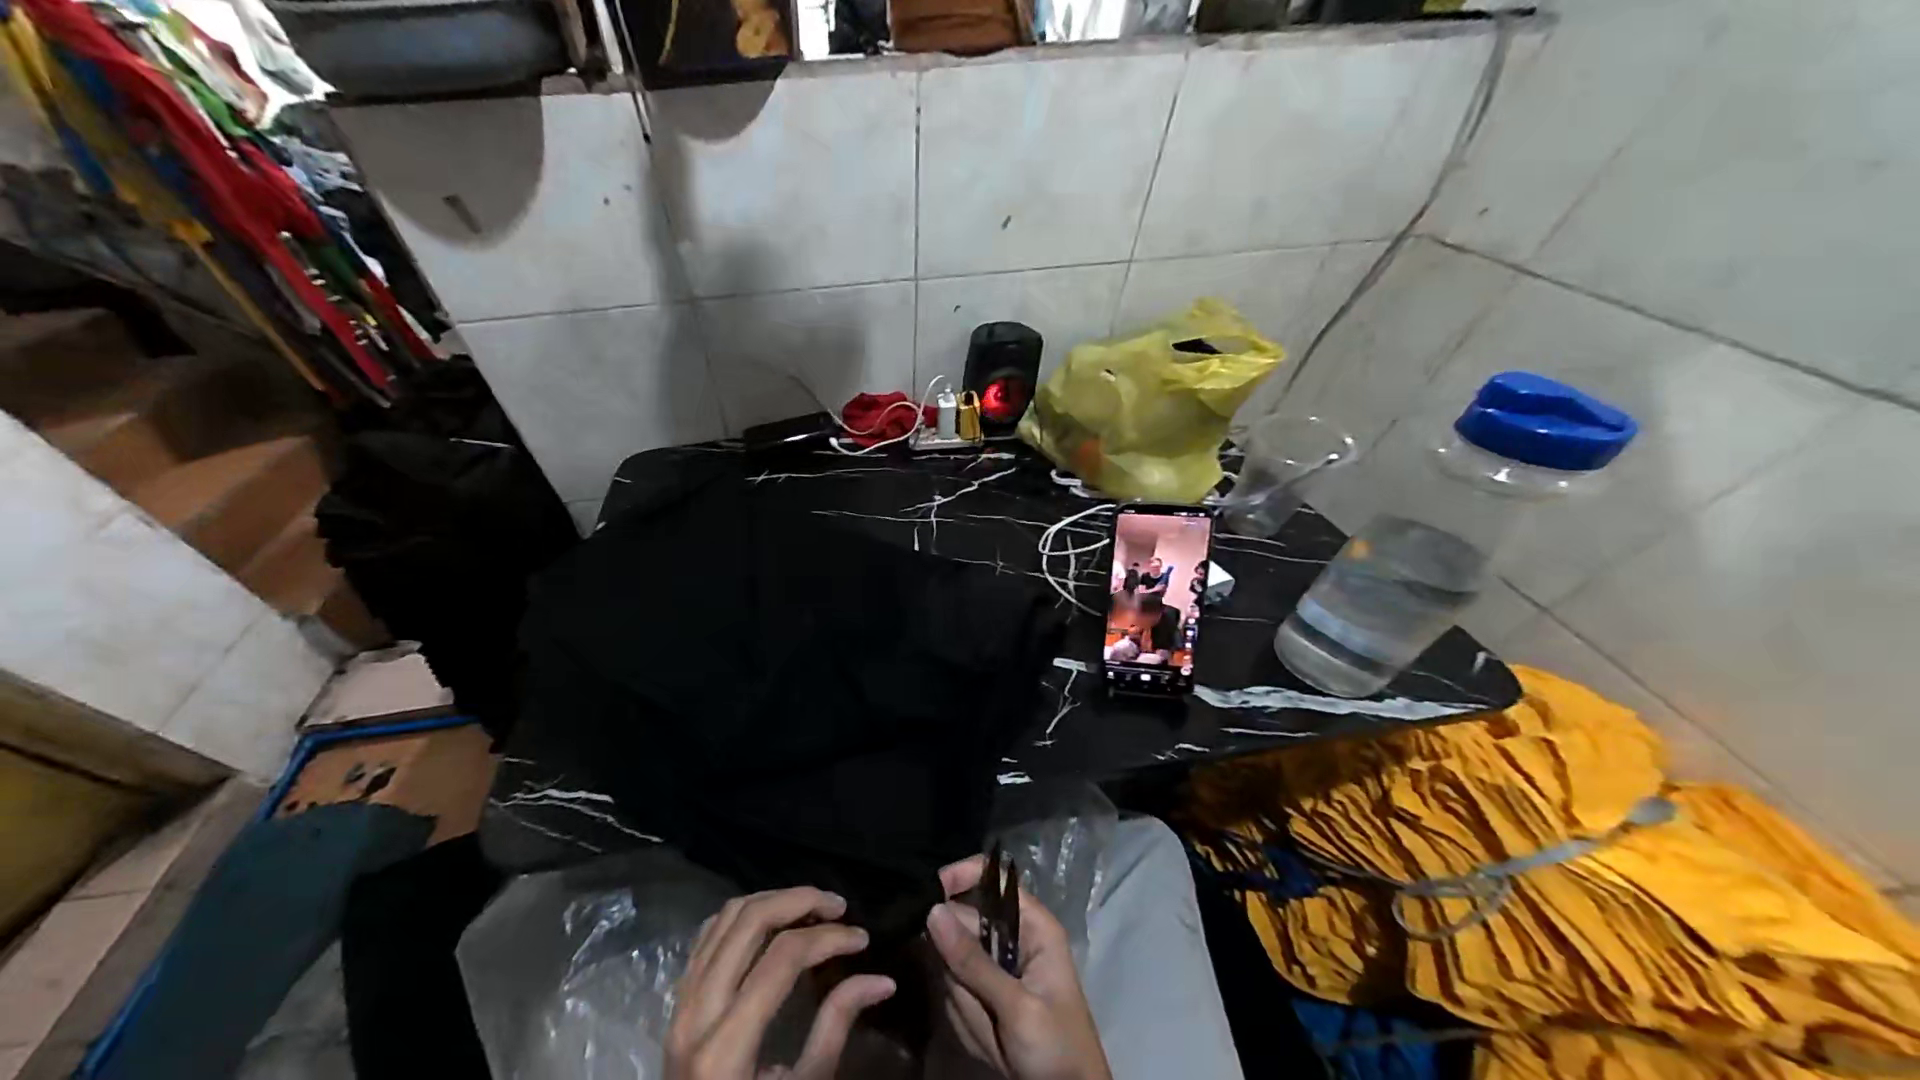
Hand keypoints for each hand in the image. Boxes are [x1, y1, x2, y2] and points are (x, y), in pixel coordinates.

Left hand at [666, 887, 896, 1079]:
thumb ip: (835, 1027)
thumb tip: (882, 980)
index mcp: (726, 1047)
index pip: (783, 958)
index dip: (828, 937)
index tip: (862, 939)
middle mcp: (695, 1013)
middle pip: (749, 921)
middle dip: (800, 900)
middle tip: (838, 907)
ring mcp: (680, 1003)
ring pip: (727, 917)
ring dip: (773, 900)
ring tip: (811, 908)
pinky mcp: (677, 1000)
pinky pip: (709, 934)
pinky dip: (744, 916)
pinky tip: (774, 923)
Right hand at [925, 857, 1113, 1079]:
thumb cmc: (1057, 1048)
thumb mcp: (1018, 1007)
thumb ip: (974, 962)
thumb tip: (932, 911)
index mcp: (1034, 925)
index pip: (992, 879)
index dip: (962, 876)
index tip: (930, 894)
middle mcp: (1013, 937)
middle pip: (964, 923)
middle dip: (958, 962)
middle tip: (977, 1000)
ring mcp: (997, 966)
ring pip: (954, 961)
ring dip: (962, 996)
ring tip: (991, 1027)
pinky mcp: (985, 993)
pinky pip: (956, 990)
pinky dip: (963, 1013)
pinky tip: (987, 1035)